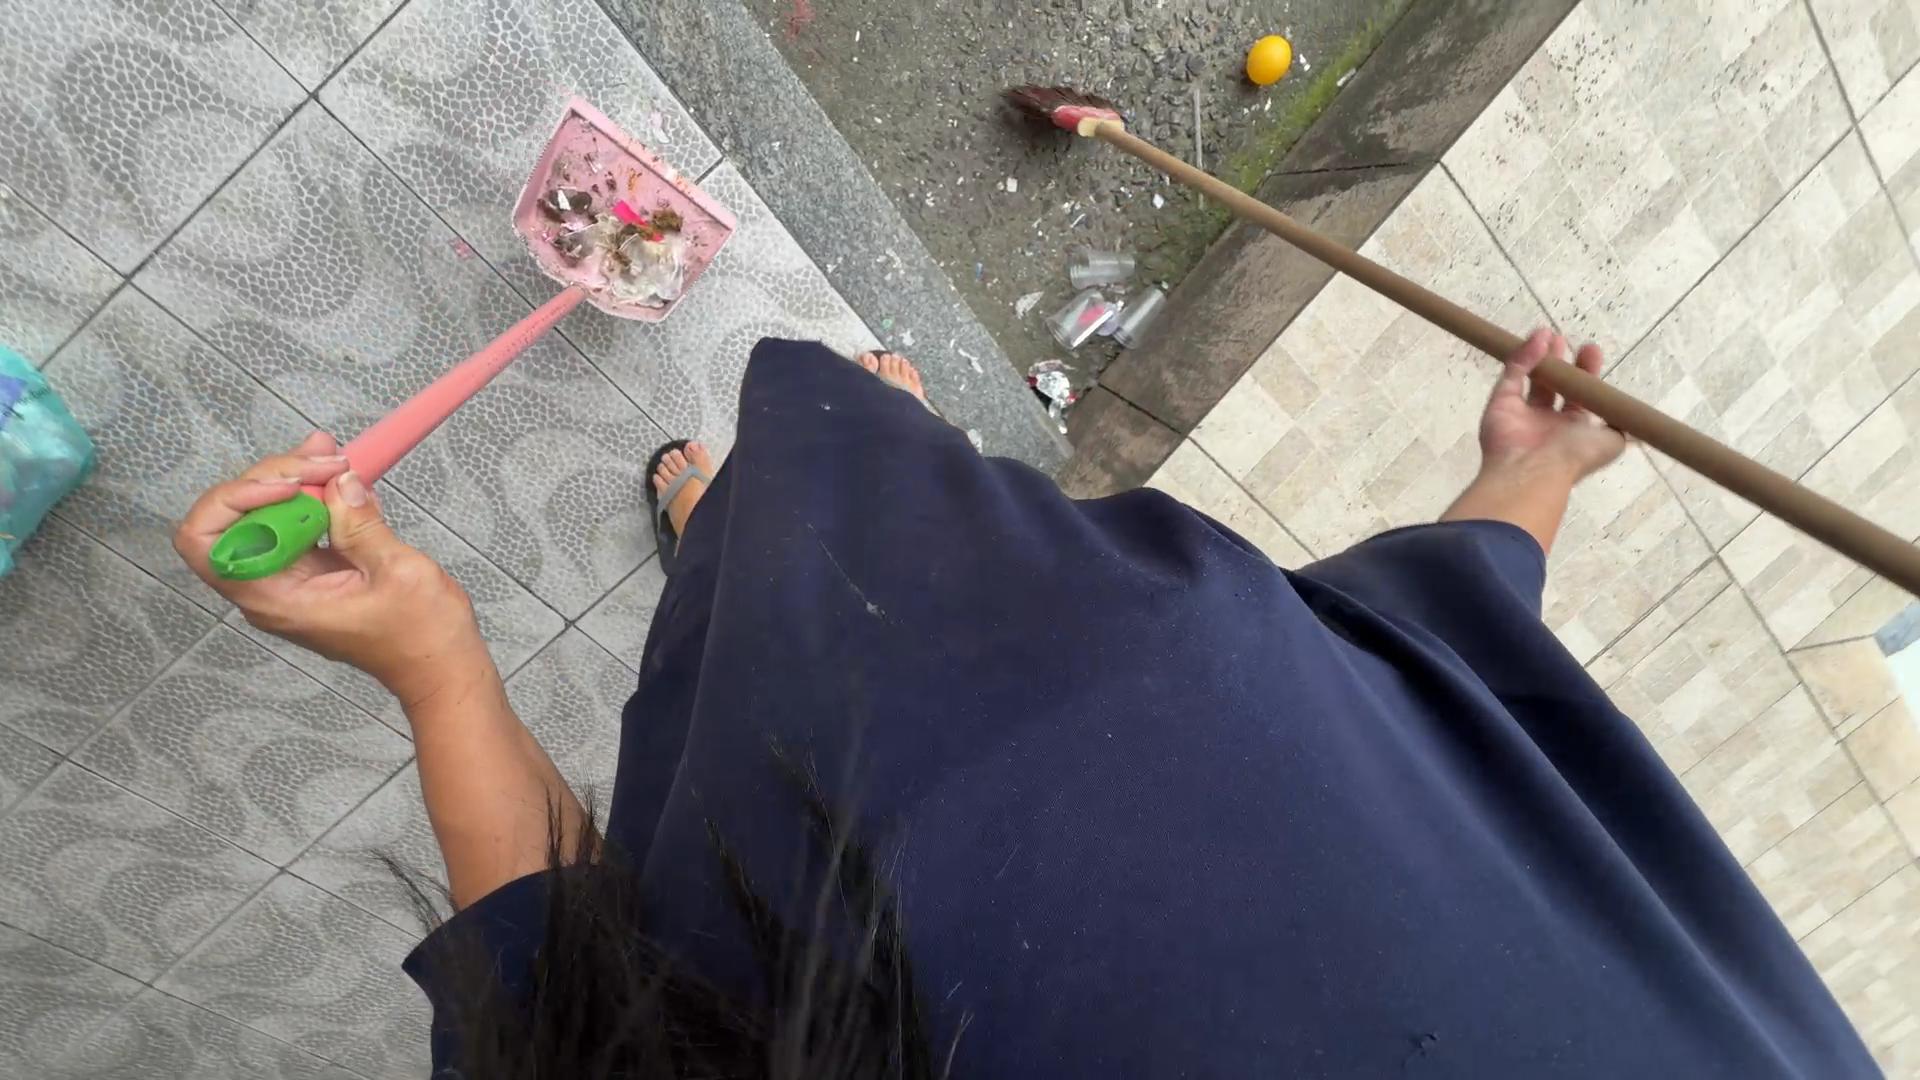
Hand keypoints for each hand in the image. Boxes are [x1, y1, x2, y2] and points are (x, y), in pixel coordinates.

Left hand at [174, 431, 491, 707]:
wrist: (442, 666)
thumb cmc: (422, 634)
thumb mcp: (398, 572)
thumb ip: (361, 525)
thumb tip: (341, 482)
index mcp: (277, 598)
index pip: (210, 540)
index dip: (238, 499)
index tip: (296, 481)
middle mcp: (272, 590)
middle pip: (235, 521)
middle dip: (276, 479)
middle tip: (328, 458)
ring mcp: (294, 582)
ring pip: (267, 520)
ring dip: (297, 484)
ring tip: (335, 458)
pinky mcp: (318, 575)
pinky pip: (300, 530)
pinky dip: (317, 501)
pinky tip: (343, 481)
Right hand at [1479, 327, 1626, 483]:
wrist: (1533, 468)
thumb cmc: (1574, 456)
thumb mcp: (1613, 441)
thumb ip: (1621, 423)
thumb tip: (1630, 414)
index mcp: (1569, 428)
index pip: (1578, 395)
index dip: (1586, 371)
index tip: (1590, 350)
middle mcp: (1543, 419)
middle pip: (1552, 383)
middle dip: (1559, 361)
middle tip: (1564, 340)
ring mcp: (1519, 411)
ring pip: (1529, 377)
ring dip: (1539, 355)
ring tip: (1547, 333)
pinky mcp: (1498, 403)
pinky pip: (1511, 376)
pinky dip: (1523, 357)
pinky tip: (1537, 339)